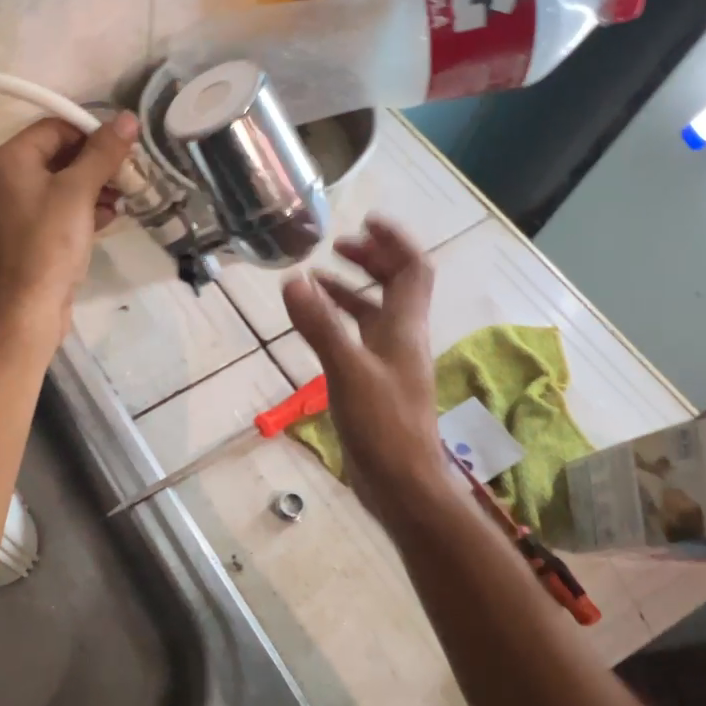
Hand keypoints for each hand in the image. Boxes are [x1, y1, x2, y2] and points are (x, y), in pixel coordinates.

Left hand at [0, 112, 137, 339]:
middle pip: (58, 155)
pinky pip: (57, 210)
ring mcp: (14, 210)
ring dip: (94, 187)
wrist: (28, 308)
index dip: (91, 131)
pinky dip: (83, 210)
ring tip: (124, 197)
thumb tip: (127, 118)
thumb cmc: (50, 243)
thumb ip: (103, 152)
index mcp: (7, 160)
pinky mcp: (27, 235)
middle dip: (96, 163)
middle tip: (128, 173)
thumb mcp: (79, 192)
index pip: (54, 127)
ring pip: (61, 184)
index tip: (124, 146)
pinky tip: (110, 218)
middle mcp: (4, 180)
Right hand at [281, 217, 446, 515]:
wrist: (401, 484)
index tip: (365, 221)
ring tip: (316, 281)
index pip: (412, 268)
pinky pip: (359, 340)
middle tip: (335, 248)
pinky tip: (316, 331)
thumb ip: (320, 325)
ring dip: (350, 292)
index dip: (394, 241)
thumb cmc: (382, 425)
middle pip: (395, 287)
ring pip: (374, 314)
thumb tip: (293, 280)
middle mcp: (402, 339)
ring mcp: (389, 364)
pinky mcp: (375, 387)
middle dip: (369, 261)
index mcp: (404, 327)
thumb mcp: (347, 370)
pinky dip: (339, 324)